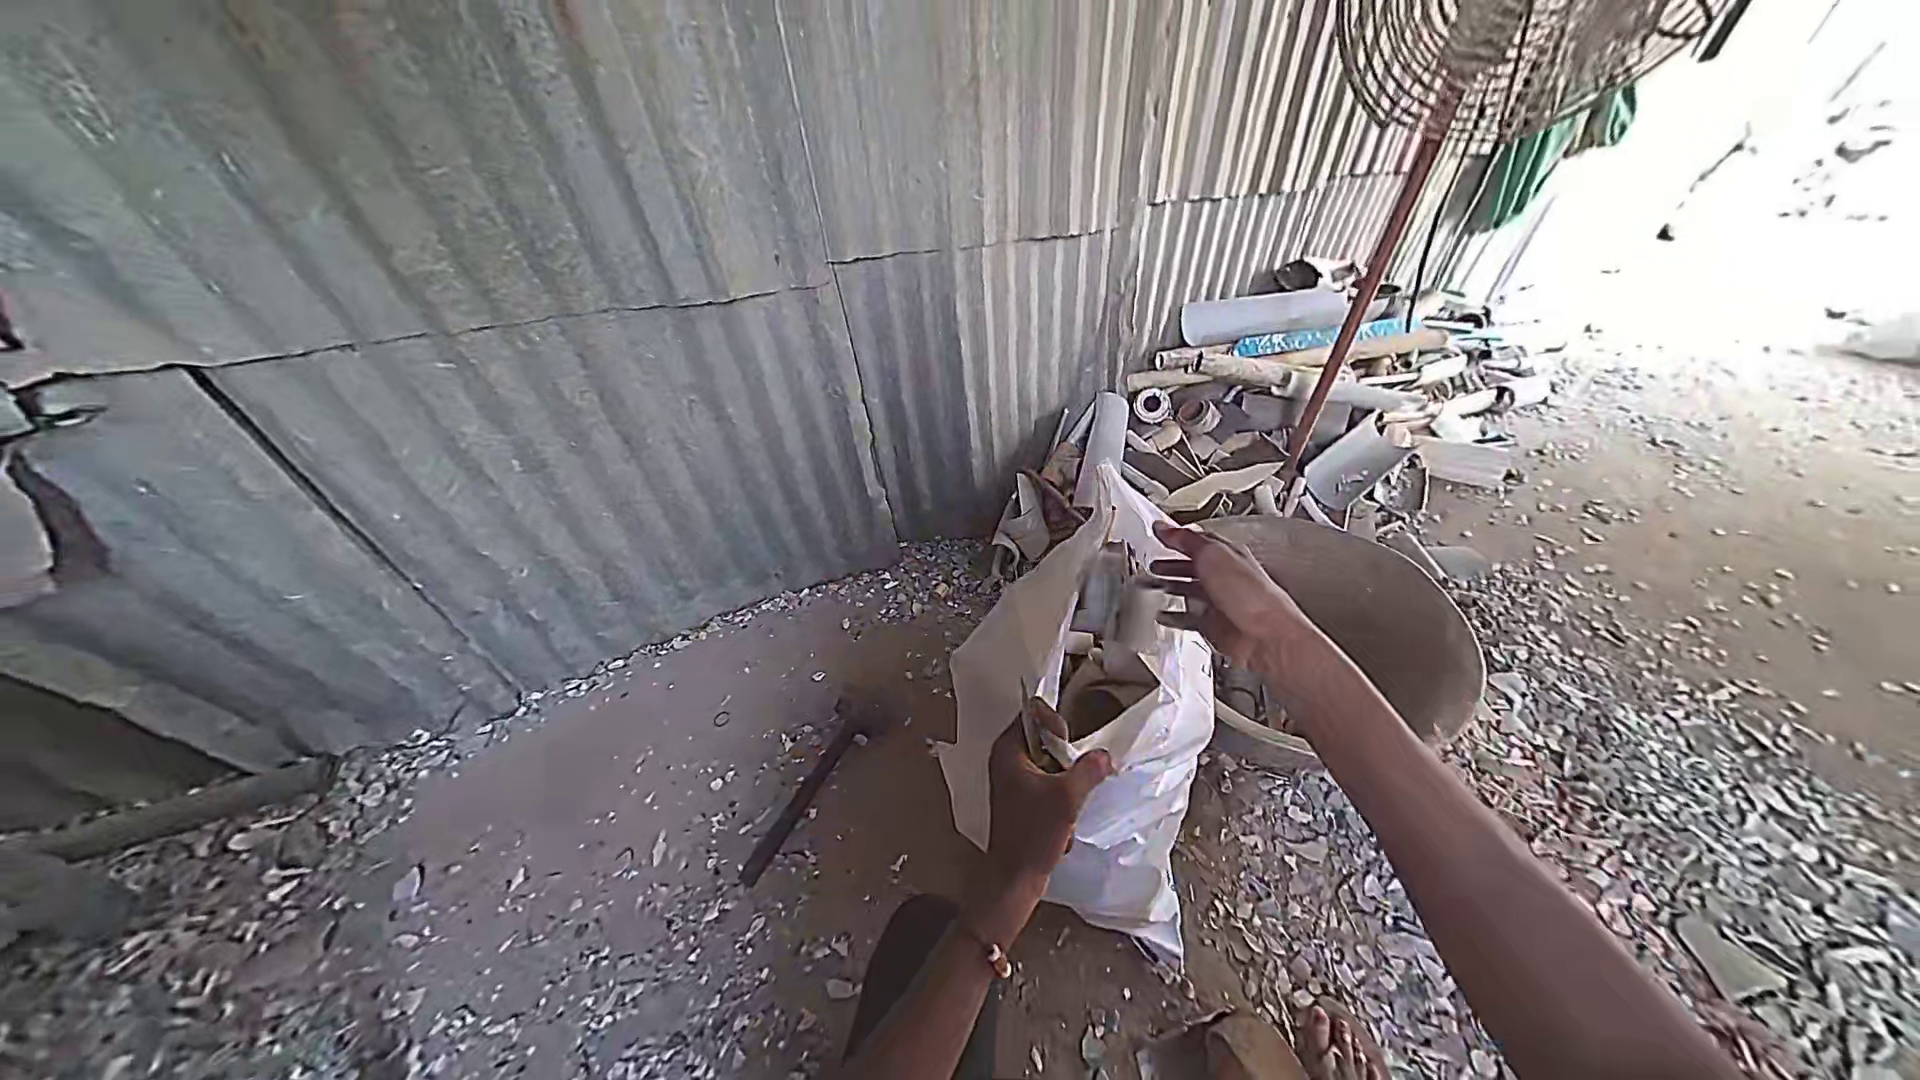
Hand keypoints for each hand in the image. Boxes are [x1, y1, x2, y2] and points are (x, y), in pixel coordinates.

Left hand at [963, 717, 1113, 943]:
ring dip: (1065, 775)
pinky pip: (1046, 779)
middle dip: (1064, 754)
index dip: (1055, 725)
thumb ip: (1088, 769)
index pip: (1033, 714)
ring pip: (1048, 759)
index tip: (1067, 747)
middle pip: (1043, 736)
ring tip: (1067, 796)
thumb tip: (1104, 755)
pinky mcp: (1020, 796)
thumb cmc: (1032, 835)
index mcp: (1007, 749)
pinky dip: (1059, 790)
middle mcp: (1005, 758)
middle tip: (1071, 774)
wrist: (1015, 877)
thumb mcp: (1066, 797)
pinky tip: (1063, 811)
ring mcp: (1012, 778)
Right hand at [1150, 521, 1319, 669]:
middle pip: (1194, 567)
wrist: (1267, 637)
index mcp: (1228, 555)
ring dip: (1171, 587)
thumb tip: (1165, 527)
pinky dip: (1173, 615)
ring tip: (1153, 585)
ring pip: (1189, 591)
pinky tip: (1163, 614)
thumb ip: (1187, 540)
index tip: (1159, 534)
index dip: (1178, 537)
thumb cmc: (1252, 596)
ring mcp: (1219, 603)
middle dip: (1172, 564)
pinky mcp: (1214, 626)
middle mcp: (1225, 578)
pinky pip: (1188, 618)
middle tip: (1155, 562)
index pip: (1199, 541)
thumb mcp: (1213, 556)